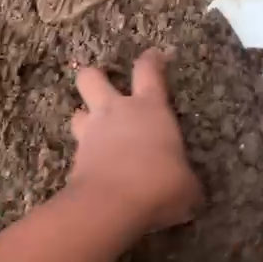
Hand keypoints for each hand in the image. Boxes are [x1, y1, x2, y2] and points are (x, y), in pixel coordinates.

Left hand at [66, 49, 202, 234]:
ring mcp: (91, 134)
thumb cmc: (159, 183)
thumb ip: (184, 178)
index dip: (151, 59)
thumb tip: (187, 187)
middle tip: (102, 85)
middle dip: (95, 77)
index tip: (154, 56)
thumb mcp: (186, 184)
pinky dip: (84, 157)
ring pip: (77, 112)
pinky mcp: (75, 160)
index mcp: (149, 107)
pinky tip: (94, 170)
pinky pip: (77, 151)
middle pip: (92, 78)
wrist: (110, 206)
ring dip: (84, 119)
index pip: (148, 70)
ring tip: (95, 132)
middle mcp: (116, 112)